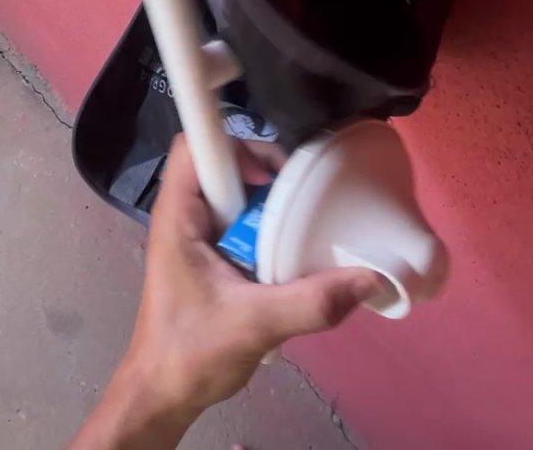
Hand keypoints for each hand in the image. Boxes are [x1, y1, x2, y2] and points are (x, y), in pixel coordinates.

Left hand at [70, 136, 381, 448]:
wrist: (164, 389)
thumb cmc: (191, 350)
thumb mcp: (254, 325)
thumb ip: (310, 302)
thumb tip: (368, 278)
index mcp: (177, 214)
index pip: (192, 146)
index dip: (233, 144)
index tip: (274, 174)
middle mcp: (183, 213)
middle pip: (221, 165)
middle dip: (263, 173)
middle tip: (303, 198)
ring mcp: (195, 233)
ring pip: (234, 194)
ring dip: (268, 204)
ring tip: (305, 223)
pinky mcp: (209, 253)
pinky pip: (240, 221)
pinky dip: (266, 228)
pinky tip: (293, 251)